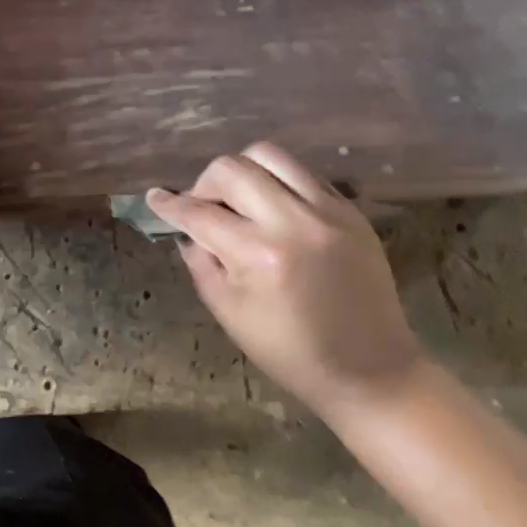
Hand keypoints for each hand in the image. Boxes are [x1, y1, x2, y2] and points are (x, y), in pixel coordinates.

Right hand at [146, 142, 424, 415]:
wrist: (372, 370)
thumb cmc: (289, 350)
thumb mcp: (228, 311)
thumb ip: (201, 262)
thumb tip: (187, 230)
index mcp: (259, 254)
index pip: (199, 213)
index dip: (169, 205)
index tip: (155, 199)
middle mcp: (294, 222)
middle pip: (231, 169)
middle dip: (204, 185)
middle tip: (203, 210)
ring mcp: (328, 212)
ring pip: (269, 155)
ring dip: (242, 173)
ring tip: (239, 202)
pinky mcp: (351, 212)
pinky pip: (302, 174)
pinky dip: (277, 184)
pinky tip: (273, 212)